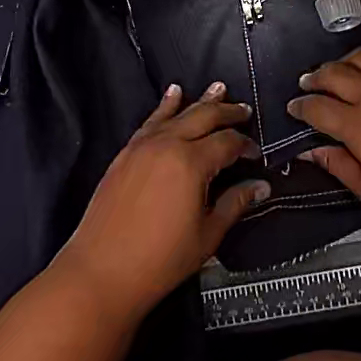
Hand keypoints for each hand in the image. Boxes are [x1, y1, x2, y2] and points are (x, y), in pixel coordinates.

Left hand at [54, 83, 267, 314]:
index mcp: (191, 163)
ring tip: (218, 88)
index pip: (227, 142)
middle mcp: (167, 145)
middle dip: (228, 112)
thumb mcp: (207, 235)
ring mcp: (142, 146)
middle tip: (244, 110)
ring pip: (177, 113)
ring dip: (199, 101)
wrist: (100, 272)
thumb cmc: (159, 260)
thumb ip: (234, 203)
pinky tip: (172, 96)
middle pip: (204, 117)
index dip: (246, 146)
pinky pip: (150, 122)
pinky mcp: (125, 154)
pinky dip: (164, 107)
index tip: (256, 156)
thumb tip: (260, 187)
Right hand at [287, 49, 360, 247]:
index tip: (293, 108)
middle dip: (315, 77)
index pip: (317, 107)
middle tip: (306, 83)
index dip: (300, 107)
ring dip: (342, 61)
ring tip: (334, 69)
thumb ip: (339, 165)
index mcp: (359, 126)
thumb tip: (314, 152)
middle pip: (335, 74)